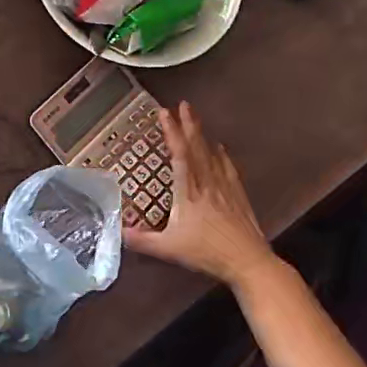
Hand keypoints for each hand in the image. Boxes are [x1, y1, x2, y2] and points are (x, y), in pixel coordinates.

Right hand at [123, 102, 277, 288]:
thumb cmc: (206, 252)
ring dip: (203, 134)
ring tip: (196, 118)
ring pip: (212, 153)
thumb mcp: (168, 249)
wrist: (248, 262)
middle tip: (183, 105)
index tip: (164, 113)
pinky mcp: (238, 195)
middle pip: (197, 147)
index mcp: (188, 191)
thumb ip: (141, 240)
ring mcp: (225, 187)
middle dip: (189, 124)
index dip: (171, 131)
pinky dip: (221, 154)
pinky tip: (220, 148)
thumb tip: (117, 232)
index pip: (179, 154)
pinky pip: (228, 167)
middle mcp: (207, 183)